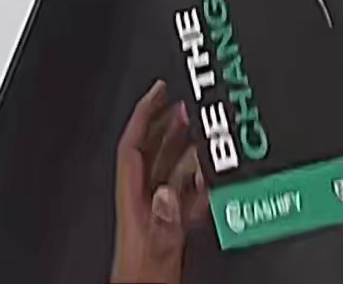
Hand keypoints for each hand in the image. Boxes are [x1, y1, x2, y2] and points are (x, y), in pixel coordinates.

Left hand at [112, 80, 207, 283]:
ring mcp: (156, 218)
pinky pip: (183, 197)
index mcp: (134, 203)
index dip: (144, 111)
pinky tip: (209, 176)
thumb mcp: (156, 255)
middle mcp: (144, 205)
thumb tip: (169, 185)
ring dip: (185, 148)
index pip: (133, 145)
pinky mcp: (170, 235)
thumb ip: (164, 220)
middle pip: (153, 151)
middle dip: (167, 122)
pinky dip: (196, 182)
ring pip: (169, 171)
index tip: (158, 87)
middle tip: (183, 99)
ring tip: (200, 127)